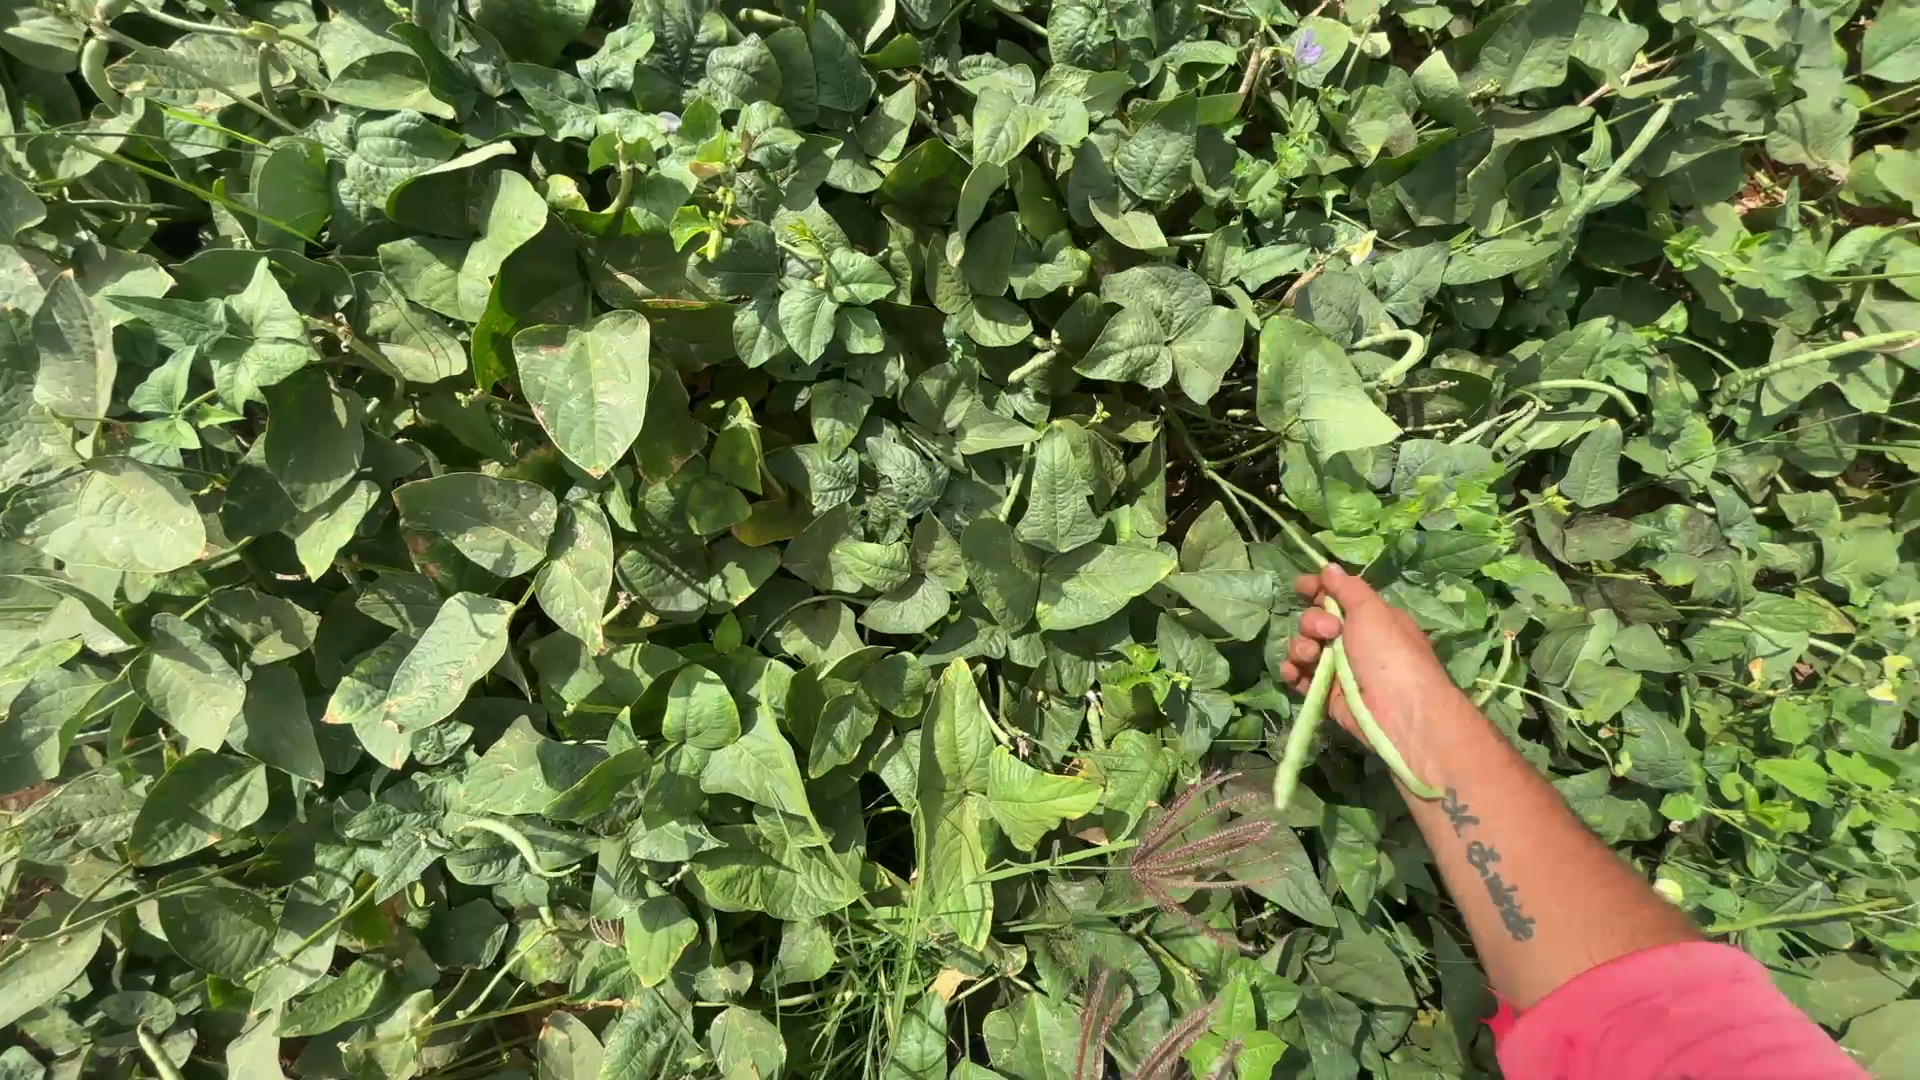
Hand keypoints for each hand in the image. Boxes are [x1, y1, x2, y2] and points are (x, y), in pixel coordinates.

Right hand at [1277, 564, 1478, 786]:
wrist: (1399, 709)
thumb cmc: (1390, 652)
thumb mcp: (1372, 611)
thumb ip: (1347, 588)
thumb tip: (1328, 567)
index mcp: (1369, 620)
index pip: (1335, 598)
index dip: (1316, 590)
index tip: (1301, 586)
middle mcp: (1352, 642)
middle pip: (1314, 621)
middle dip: (1312, 623)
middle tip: (1328, 632)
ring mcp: (1337, 668)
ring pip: (1303, 648)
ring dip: (1299, 647)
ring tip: (1310, 656)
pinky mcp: (1325, 692)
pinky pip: (1298, 676)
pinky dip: (1292, 671)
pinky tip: (1293, 672)